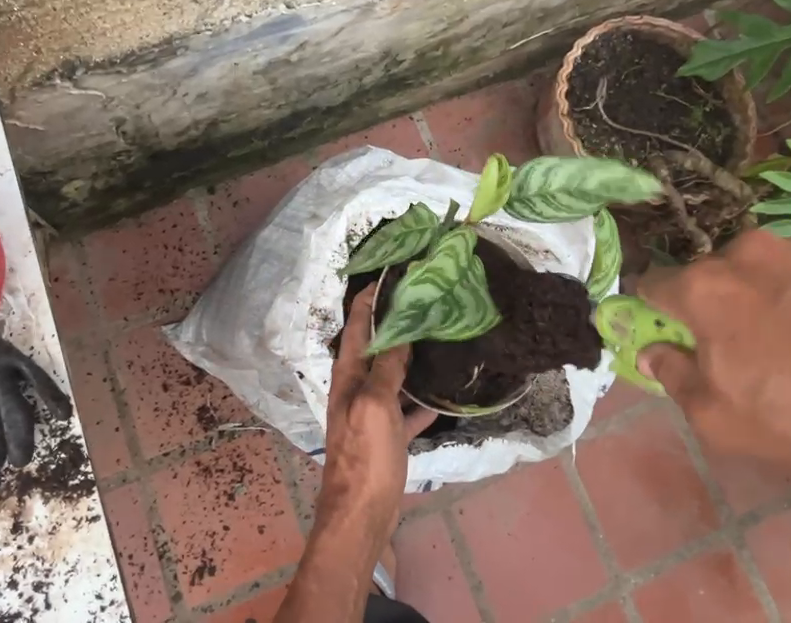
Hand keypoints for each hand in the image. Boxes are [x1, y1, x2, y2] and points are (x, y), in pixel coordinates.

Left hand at [320, 282, 438, 527]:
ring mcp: (370, 413)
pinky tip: (442, 396)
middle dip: (394, 322)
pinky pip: (405, 410)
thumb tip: (398, 329)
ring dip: (409, 358)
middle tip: (422, 302)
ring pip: (391, 375)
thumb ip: (386, 367)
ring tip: (435, 339)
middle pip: (375, 345)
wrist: (360, 516)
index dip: (371, 296)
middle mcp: (356, 387)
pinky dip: (420, 401)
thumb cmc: (365, 456)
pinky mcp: (385, 438)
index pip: (358, 323)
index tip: (393, 274)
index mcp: (348, 374)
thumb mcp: (375, 405)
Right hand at [635, 229, 790, 482]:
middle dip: (719, 305)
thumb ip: (673, 377)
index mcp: (701, 288)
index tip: (677, 340)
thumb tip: (655, 351)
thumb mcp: (720, 422)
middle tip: (750, 352)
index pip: (651, 283)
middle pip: (712, 275)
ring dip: (770, 296)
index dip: (657, 313)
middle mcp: (745, 253)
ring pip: (767, 269)